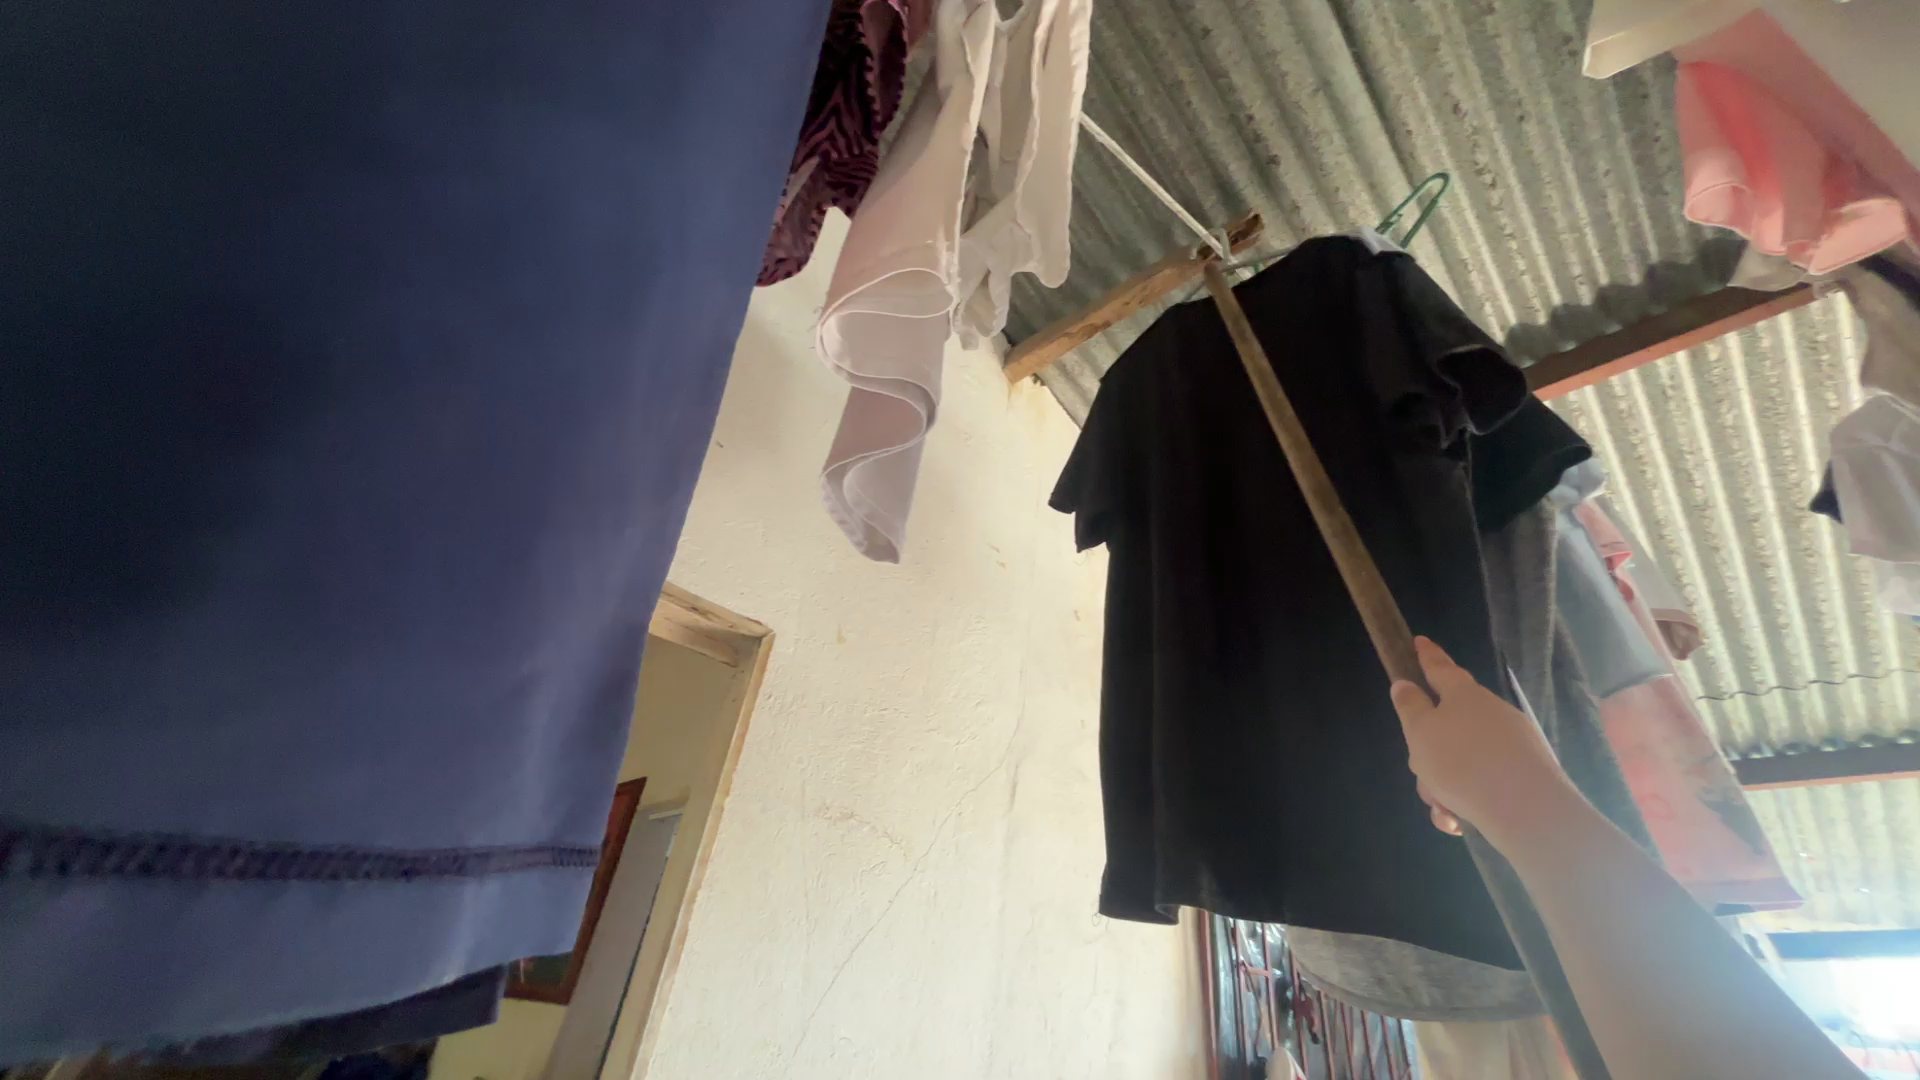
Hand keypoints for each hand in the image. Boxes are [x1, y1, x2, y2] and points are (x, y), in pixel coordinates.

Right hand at [1388, 637, 1578, 845]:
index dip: (1427, 656)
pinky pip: (1483, 782)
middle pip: (1448, 724)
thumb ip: (1410, 707)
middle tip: (1422, 771)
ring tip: (1443, 807)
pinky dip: (1466, 800)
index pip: (1440, 668)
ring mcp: (1514, 744)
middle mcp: (1492, 713)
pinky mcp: (1528, 775)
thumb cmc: (1463, 763)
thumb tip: (1406, 685)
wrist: (1530, 814)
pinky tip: (1458, 820)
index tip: (1420, 641)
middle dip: (1429, 750)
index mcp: (1464, 696)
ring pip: (1463, 758)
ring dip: (1445, 782)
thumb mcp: (1420, 732)